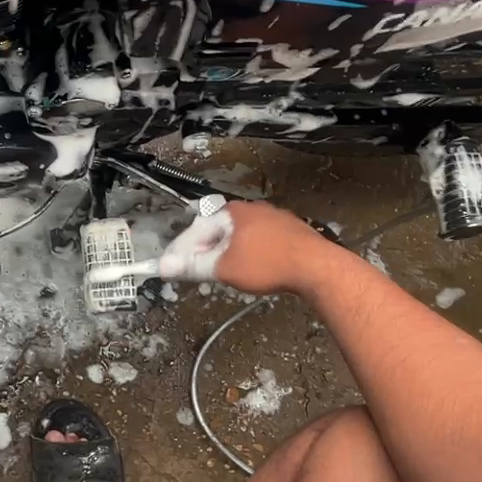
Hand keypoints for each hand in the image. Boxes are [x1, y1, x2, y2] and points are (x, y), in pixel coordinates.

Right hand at [157, 201, 332, 293]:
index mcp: (231, 212)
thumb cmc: (266, 264)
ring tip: (219, 272)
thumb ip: (192, 266)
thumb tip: (163, 267)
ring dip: (224, 252)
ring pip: (237, 235)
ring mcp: (272, 217)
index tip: (169, 269)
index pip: (195, 231)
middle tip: (193, 271)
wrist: (318, 268)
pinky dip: (246, 252)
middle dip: (202, 250)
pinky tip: (249, 267)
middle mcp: (250, 208)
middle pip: (216, 231)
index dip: (179, 252)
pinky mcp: (289, 230)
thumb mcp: (223, 268)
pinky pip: (257, 240)